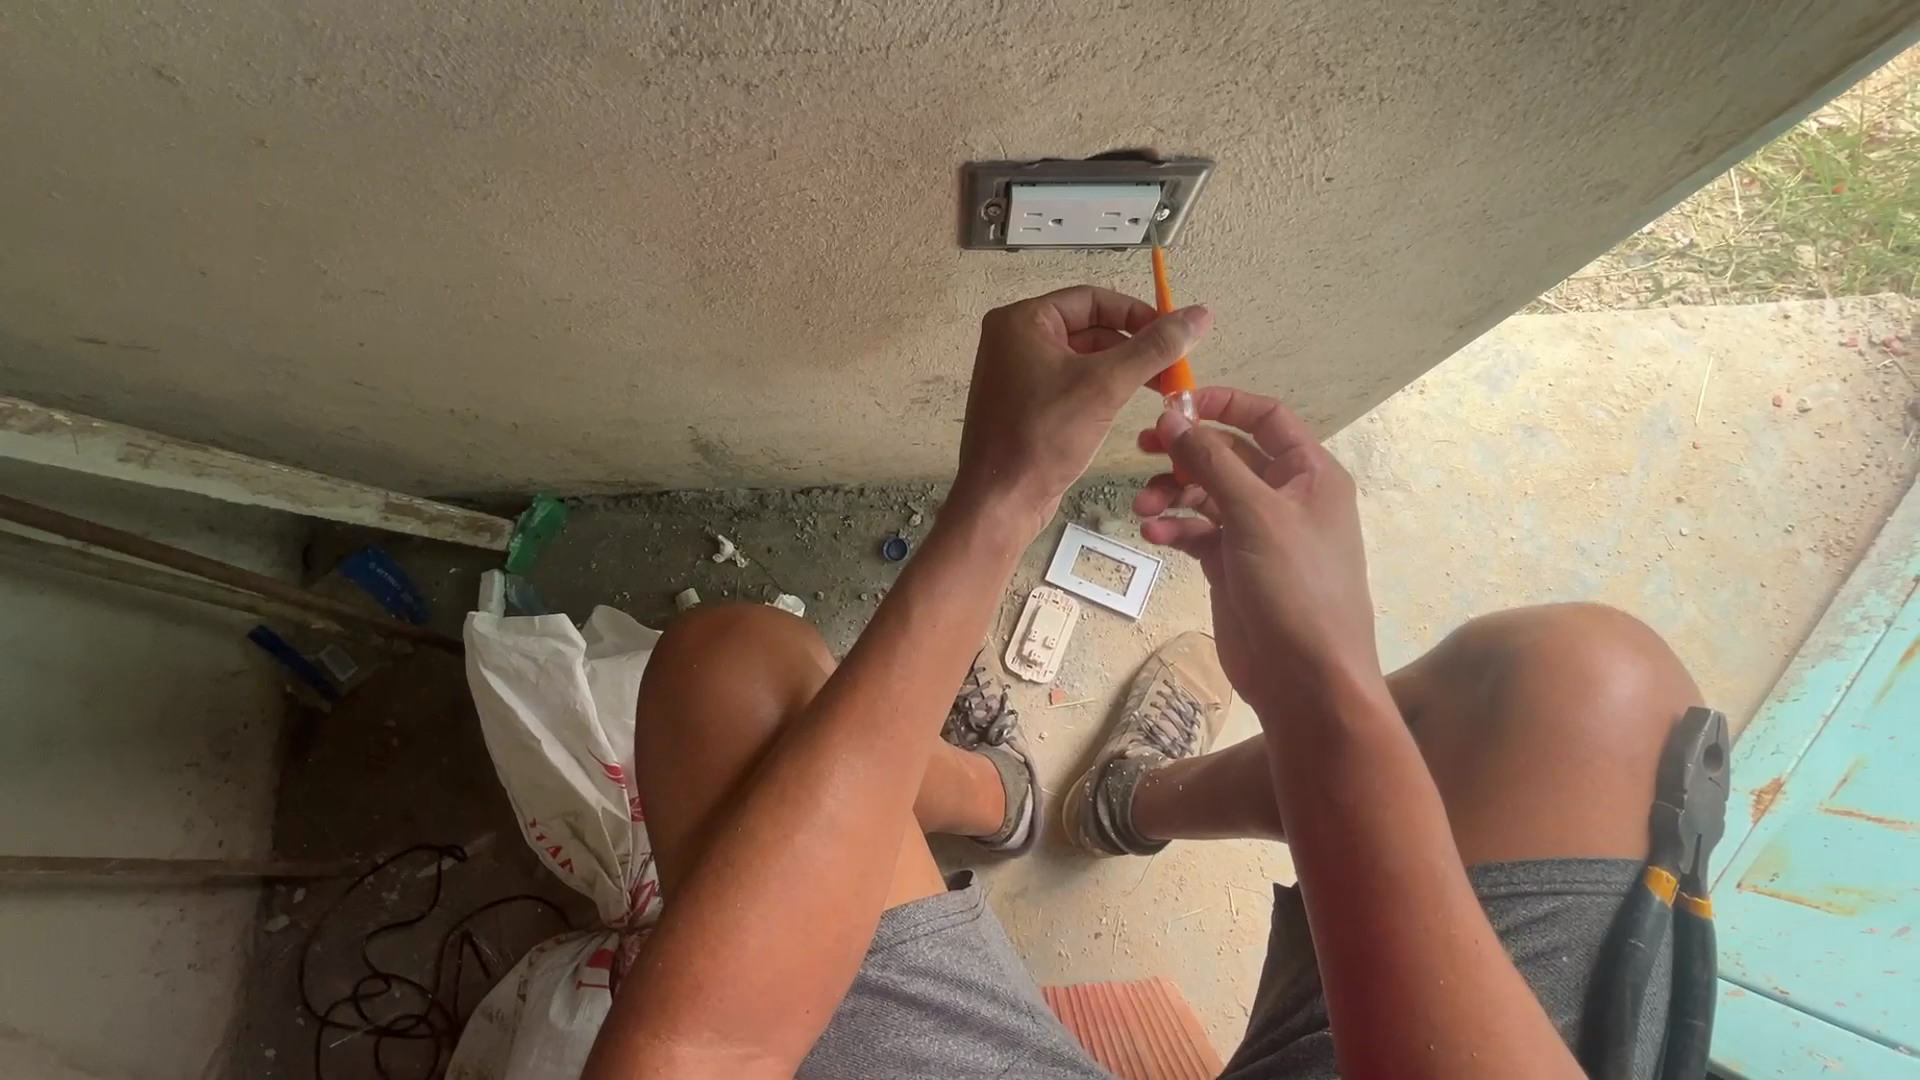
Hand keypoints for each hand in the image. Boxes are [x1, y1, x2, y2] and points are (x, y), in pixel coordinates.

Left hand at [950, 286, 1209, 535]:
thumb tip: (1197, 316)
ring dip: (1122, 370)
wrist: (1001, 500)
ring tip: (1162, 387)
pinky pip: (1070, 385)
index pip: (1092, 300)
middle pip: (1088, 328)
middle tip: (1173, 366)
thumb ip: (1153, 348)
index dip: (1137, 314)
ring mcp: (1016, 375)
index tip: (1173, 333)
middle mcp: (1013, 342)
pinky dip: (1100, 391)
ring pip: (1082, 359)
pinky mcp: (1025, 406)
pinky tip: (1127, 405)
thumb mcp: (1105, 385)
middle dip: (1133, 346)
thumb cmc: (1041, 437)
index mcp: (1021, 322)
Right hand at [1132, 387, 1386, 722]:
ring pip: (1205, 494)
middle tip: (1141, 447)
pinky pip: (1197, 532)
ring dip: (1172, 494)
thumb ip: (1211, 462)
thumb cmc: (1295, 585)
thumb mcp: (1255, 514)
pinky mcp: (1231, 564)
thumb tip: (1172, 417)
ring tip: (1143, 507)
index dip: (1221, 404)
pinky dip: (1175, 528)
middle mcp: (1284, 497)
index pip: (1265, 418)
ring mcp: (1256, 532)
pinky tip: (1154, 535)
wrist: (1304, 676)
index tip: (1173, 405)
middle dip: (1185, 452)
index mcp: (1309, 474)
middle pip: (1227, 455)